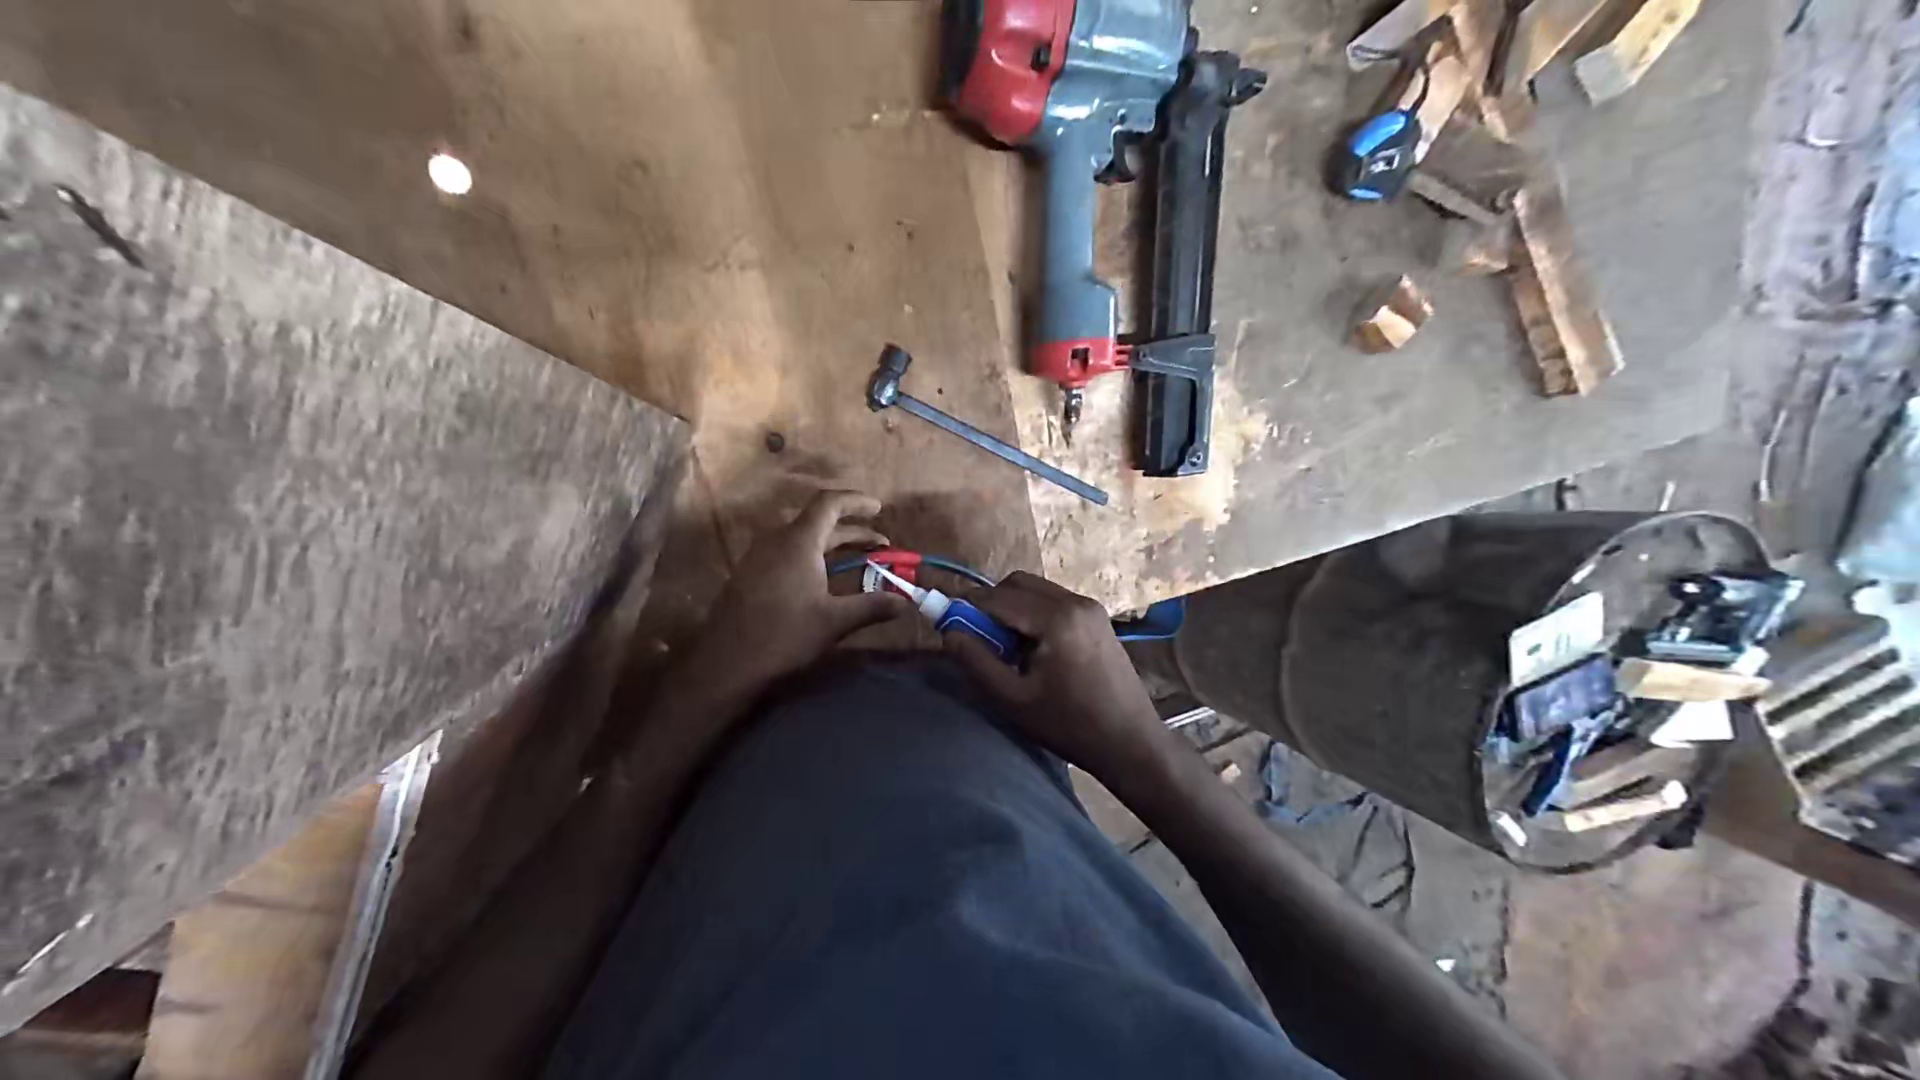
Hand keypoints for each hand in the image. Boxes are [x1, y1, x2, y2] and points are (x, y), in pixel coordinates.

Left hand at [687, 490, 910, 692]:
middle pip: (818, 521)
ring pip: (803, 538)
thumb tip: (906, 602)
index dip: (856, 502)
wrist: (726, 663)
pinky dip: (814, 555)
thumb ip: (872, 606)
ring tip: (858, 558)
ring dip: (833, 543)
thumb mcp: (834, 621)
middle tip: (879, 543)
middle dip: (852, 528)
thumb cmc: (784, 635)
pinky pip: (788, 552)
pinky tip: (825, 578)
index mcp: (798, 541)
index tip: (879, 509)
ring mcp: (760, 557)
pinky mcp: (751, 575)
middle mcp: (777, 540)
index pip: (829, 503)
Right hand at [942, 571, 1168, 782]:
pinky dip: (1034, 614)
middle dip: (991, 604)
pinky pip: (1054, 601)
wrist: (1131, 742)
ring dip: (1013, 608)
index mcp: (1056, 619)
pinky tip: (1034, 650)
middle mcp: (1075, 601)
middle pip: (1018, 583)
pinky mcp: (1098, 618)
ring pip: (1036, 590)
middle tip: (980, 639)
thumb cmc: (1070, 726)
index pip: (997, 596)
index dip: (968, 608)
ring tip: (1008, 649)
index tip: (950, 626)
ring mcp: (1091, 607)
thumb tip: (949, 632)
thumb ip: (976, 661)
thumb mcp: (1012, 699)